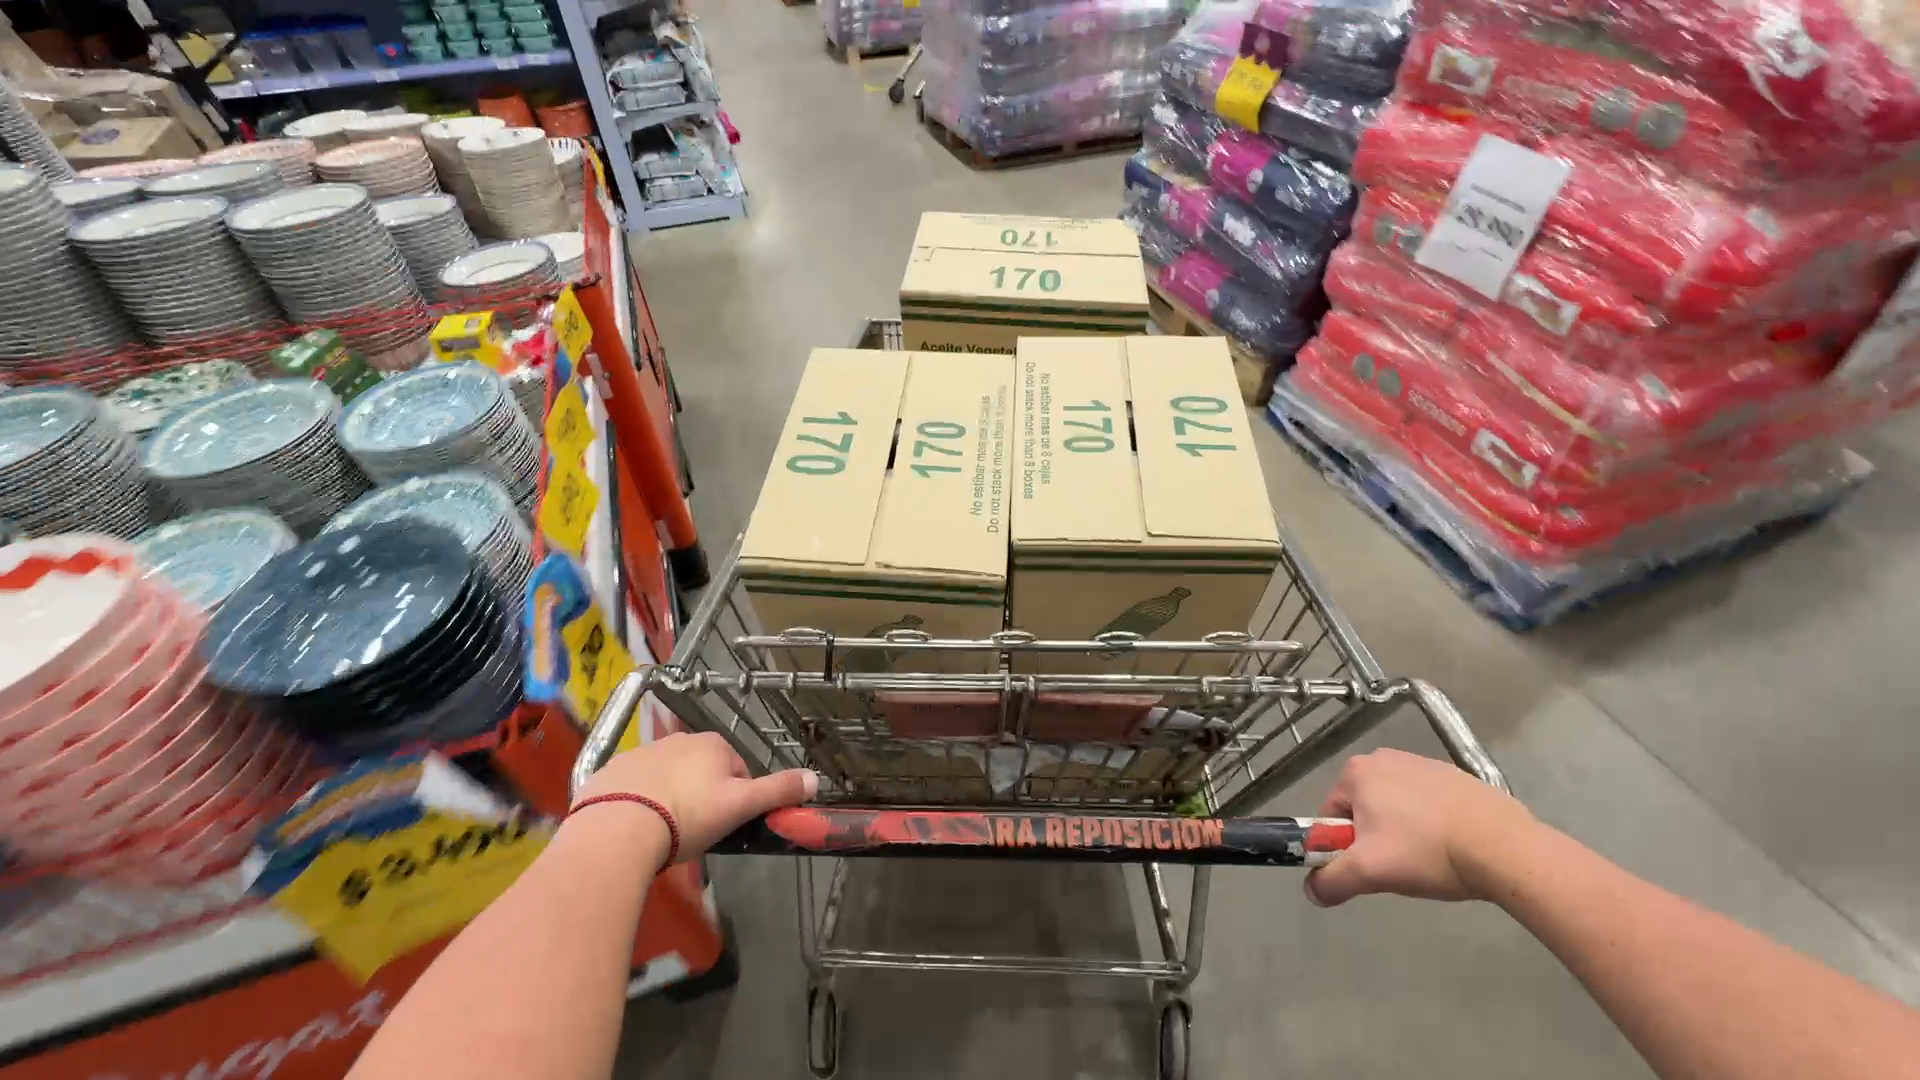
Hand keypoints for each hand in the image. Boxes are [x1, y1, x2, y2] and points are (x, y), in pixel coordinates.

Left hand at [574, 732, 817, 861]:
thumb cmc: (688, 815)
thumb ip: (778, 791)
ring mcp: (641, 752)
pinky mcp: (610, 771)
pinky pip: (635, 787)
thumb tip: (815, 778)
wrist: (617, 829)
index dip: (737, 800)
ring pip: (669, 778)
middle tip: (697, 831)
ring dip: (672, 798)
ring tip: (664, 834)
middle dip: (703, 797)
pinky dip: (639, 802)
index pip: (738, 770)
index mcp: (713, 744)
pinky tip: (636, 828)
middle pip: (703, 772)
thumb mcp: (740, 806)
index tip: (726, 824)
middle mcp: (678, 740)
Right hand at [1303, 748, 1531, 906]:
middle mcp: (1385, 758)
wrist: (1505, 848)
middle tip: (1399, 865)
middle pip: (1364, 809)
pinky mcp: (1457, 776)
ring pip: (1397, 807)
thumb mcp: (1369, 872)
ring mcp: (1424, 764)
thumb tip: (1312, 891)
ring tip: (1430, 860)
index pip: (1332, 814)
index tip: (1370, 865)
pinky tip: (1453, 847)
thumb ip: (1332, 881)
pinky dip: (1433, 824)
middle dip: (1375, 838)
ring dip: (1404, 831)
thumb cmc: (1427, 852)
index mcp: (1357, 772)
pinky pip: (1429, 803)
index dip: (1344, 845)